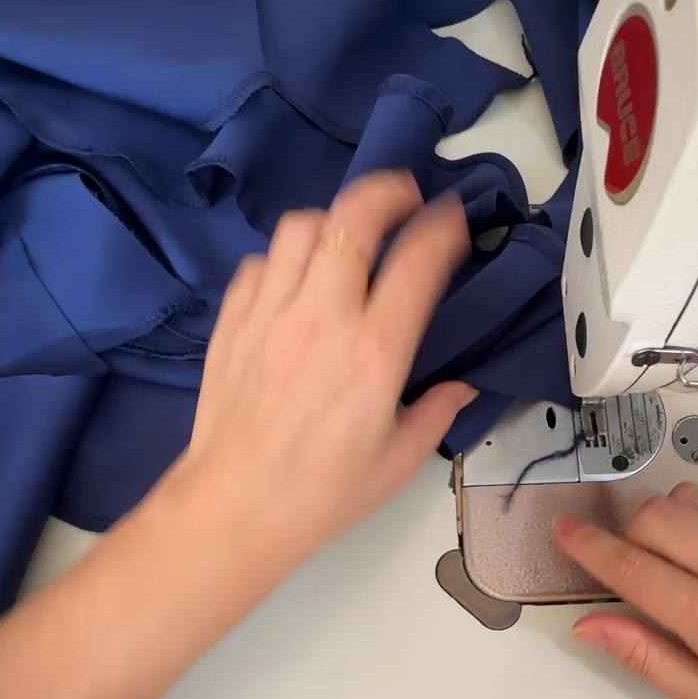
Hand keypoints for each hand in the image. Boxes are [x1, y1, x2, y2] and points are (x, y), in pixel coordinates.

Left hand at [152, 171, 476, 564]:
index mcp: (376, 353)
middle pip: (354, 219)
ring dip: (333, 220)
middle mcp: (324, 318)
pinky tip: (295, 280)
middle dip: (387, 192)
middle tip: (405, 195)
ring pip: (303, 228)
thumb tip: (463, 386)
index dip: (443, 228)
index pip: (417, 263)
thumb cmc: (325, 492)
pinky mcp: (234, 322)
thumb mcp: (398, 462)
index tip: (454, 217)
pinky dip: (284, 259)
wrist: (236, 507)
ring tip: (347, 236)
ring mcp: (272, 314)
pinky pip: (260, 263)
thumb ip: (437, 414)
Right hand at [553, 483, 697, 698]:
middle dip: (630, 534)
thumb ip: (643, 656)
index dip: (589, 546)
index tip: (564, 529)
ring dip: (667, 520)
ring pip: (687, 497)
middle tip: (638, 563)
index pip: (631, 568)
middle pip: (654, 518)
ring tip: (680, 554)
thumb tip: (586, 624)